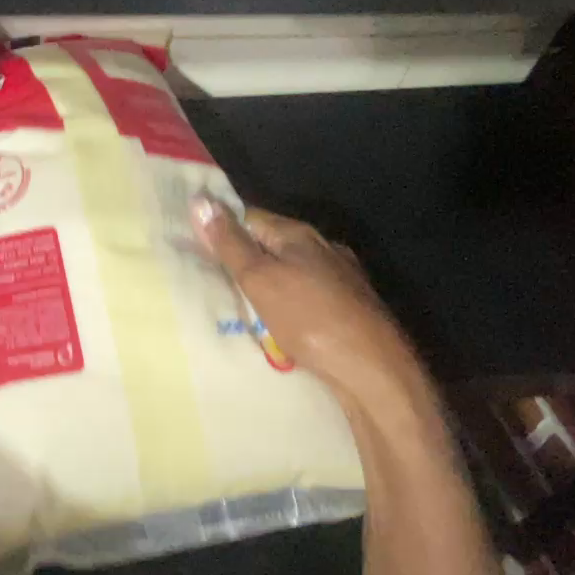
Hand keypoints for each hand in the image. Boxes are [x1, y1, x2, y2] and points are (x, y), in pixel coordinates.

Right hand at [194, 199, 426, 402]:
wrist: (377, 374)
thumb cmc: (311, 321)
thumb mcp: (259, 280)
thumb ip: (230, 243)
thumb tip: (200, 200)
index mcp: (299, 234)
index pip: (249, 216)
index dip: (223, 229)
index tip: (197, 249)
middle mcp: (325, 248)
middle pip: (273, 243)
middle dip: (246, 258)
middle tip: (215, 280)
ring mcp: (344, 279)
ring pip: (293, 271)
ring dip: (271, 282)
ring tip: (245, 304)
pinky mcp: (354, 309)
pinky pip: (310, 296)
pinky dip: (292, 303)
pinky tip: (284, 323)